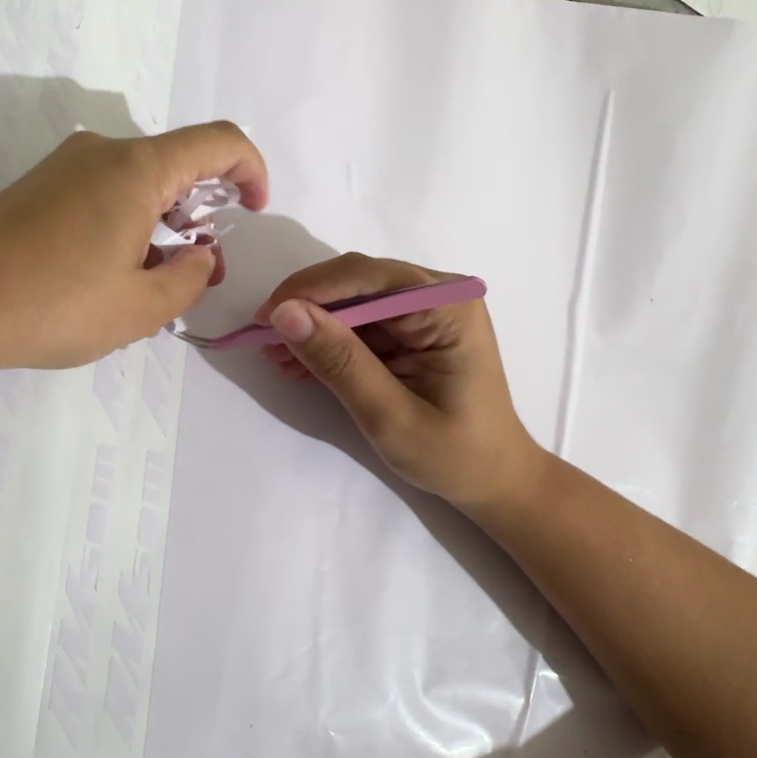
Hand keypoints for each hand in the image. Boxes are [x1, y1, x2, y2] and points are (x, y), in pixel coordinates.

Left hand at [0, 122, 267, 380]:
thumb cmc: (52, 306)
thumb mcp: (139, 309)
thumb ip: (189, 279)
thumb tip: (199, 256)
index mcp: (137, 168)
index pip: (219, 141)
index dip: (252, 170)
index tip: (253, 212)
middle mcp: (102, 151)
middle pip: (176, 164)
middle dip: (201, 214)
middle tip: (197, 275)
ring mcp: (64, 165)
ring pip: (138, 181)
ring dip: (162, 224)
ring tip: (149, 287)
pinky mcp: (38, 186)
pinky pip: (103, 191)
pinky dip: (127, 222)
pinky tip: (107, 275)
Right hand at [256, 254, 538, 508]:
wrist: (493, 481)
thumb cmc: (452, 455)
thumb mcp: (389, 415)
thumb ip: (339, 362)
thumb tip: (284, 313)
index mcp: (448, 306)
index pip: (367, 276)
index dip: (310, 289)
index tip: (264, 318)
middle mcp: (439, 294)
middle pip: (357, 280)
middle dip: (307, 306)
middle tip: (263, 339)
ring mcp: (427, 309)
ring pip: (353, 298)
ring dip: (313, 324)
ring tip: (276, 357)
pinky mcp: (413, 328)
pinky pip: (361, 321)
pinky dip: (328, 339)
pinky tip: (299, 363)